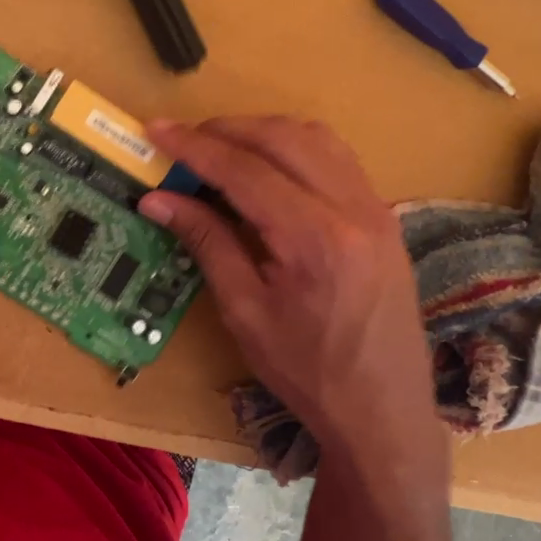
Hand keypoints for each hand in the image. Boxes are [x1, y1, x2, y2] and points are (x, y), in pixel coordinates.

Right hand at [138, 118, 436, 465]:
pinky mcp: (383, 217)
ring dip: (261, 133)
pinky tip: (266, 170)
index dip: (195, 146)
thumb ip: (206, 242)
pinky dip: (293, 149)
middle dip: (226, 130)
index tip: (156, 129)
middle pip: (282, 138)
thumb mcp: (244, 311)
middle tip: (182, 142)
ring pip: (314, 138)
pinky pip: (336, 158)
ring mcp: (376, 209)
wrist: (384, 410)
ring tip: (219, 150)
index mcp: (315, 239)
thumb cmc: (306, 371)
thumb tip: (157, 200)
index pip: (245, 170)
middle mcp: (354, 210)